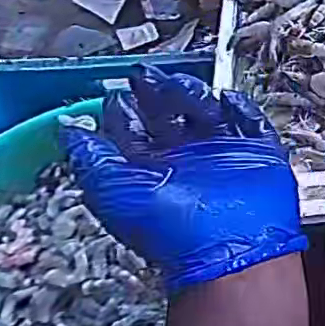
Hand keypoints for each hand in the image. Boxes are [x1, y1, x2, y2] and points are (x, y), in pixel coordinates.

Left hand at [61, 67, 307, 290]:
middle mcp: (187, 161)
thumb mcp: (113, 193)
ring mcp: (223, 155)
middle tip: (145, 75)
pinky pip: (251, 122)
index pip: (134, 130)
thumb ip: (90, 158)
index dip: (123, 109)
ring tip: (179, 83)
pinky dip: (241, 107)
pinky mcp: (257, 153)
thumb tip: (66, 129)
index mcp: (153, 170)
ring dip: (191, 93)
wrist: (231, 250)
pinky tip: (227, 97)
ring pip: (206, 111)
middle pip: (169, 115)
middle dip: (155, 92)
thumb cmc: (173, 231)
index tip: (115, 91)